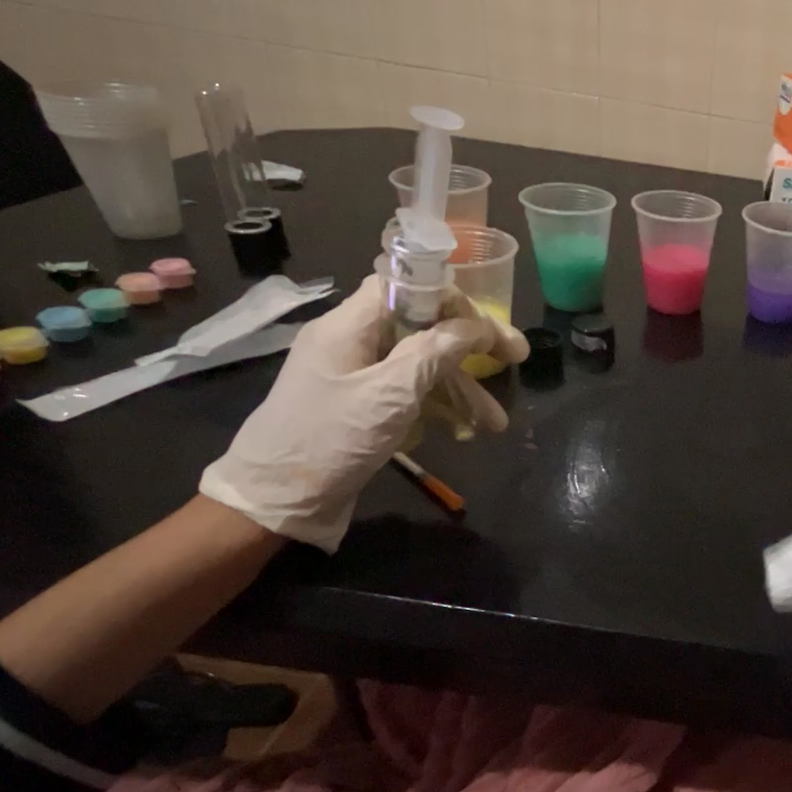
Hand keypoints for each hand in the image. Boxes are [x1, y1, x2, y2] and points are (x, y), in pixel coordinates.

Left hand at [199, 275, 527, 551]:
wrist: (275, 504)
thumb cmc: (329, 441)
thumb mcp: (389, 396)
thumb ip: (435, 353)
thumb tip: (476, 327)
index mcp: (348, 326)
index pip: (408, 286)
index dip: (454, 300)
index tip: (491, 328)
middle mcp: (352, 343)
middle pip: (422, 327)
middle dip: (470, 348)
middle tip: (517, 362)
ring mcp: (355, 377)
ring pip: (420, 366)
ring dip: (462, 388)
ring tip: (496, 423)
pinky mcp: (360, 408)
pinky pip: (408, 393)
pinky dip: (438, 406)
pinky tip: (465, 430)